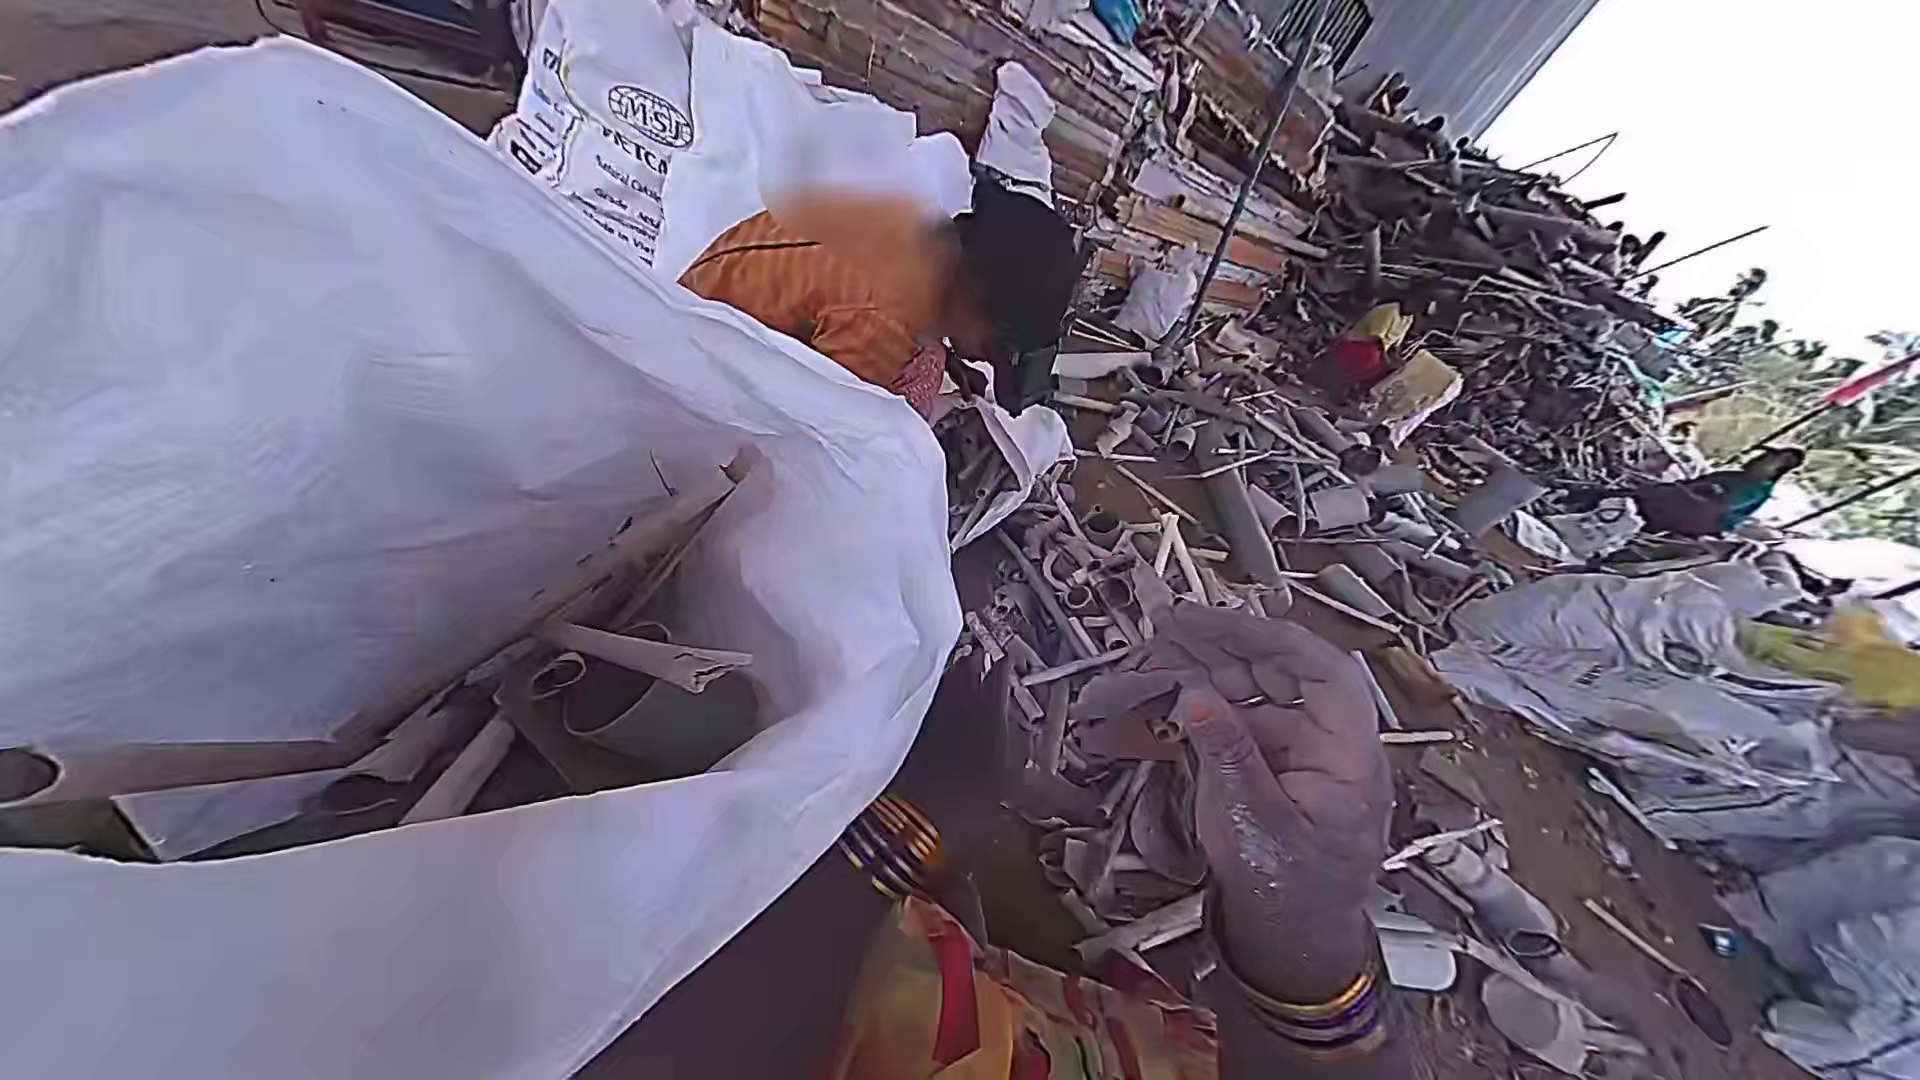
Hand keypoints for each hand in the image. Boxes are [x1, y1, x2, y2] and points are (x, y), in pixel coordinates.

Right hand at [1148, 604, 1392, 1001]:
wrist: (1285, 929)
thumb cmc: (1287, 886)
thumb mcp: (1252, 822)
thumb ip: (1227, 755)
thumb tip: (1195, 695)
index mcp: (1347, 754)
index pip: (1323, 672)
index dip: (1268, 639)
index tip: (1213, 623)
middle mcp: (1324, 736)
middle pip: (1281, 668)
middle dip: (1224, 642)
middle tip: (1171, 624)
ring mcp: (1293, 740)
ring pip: (1253, 682)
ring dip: (1206, 660)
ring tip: (1160, 644)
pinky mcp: (1264, 747)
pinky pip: (1234, 706)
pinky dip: (1200, 691)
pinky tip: (1169, 681)